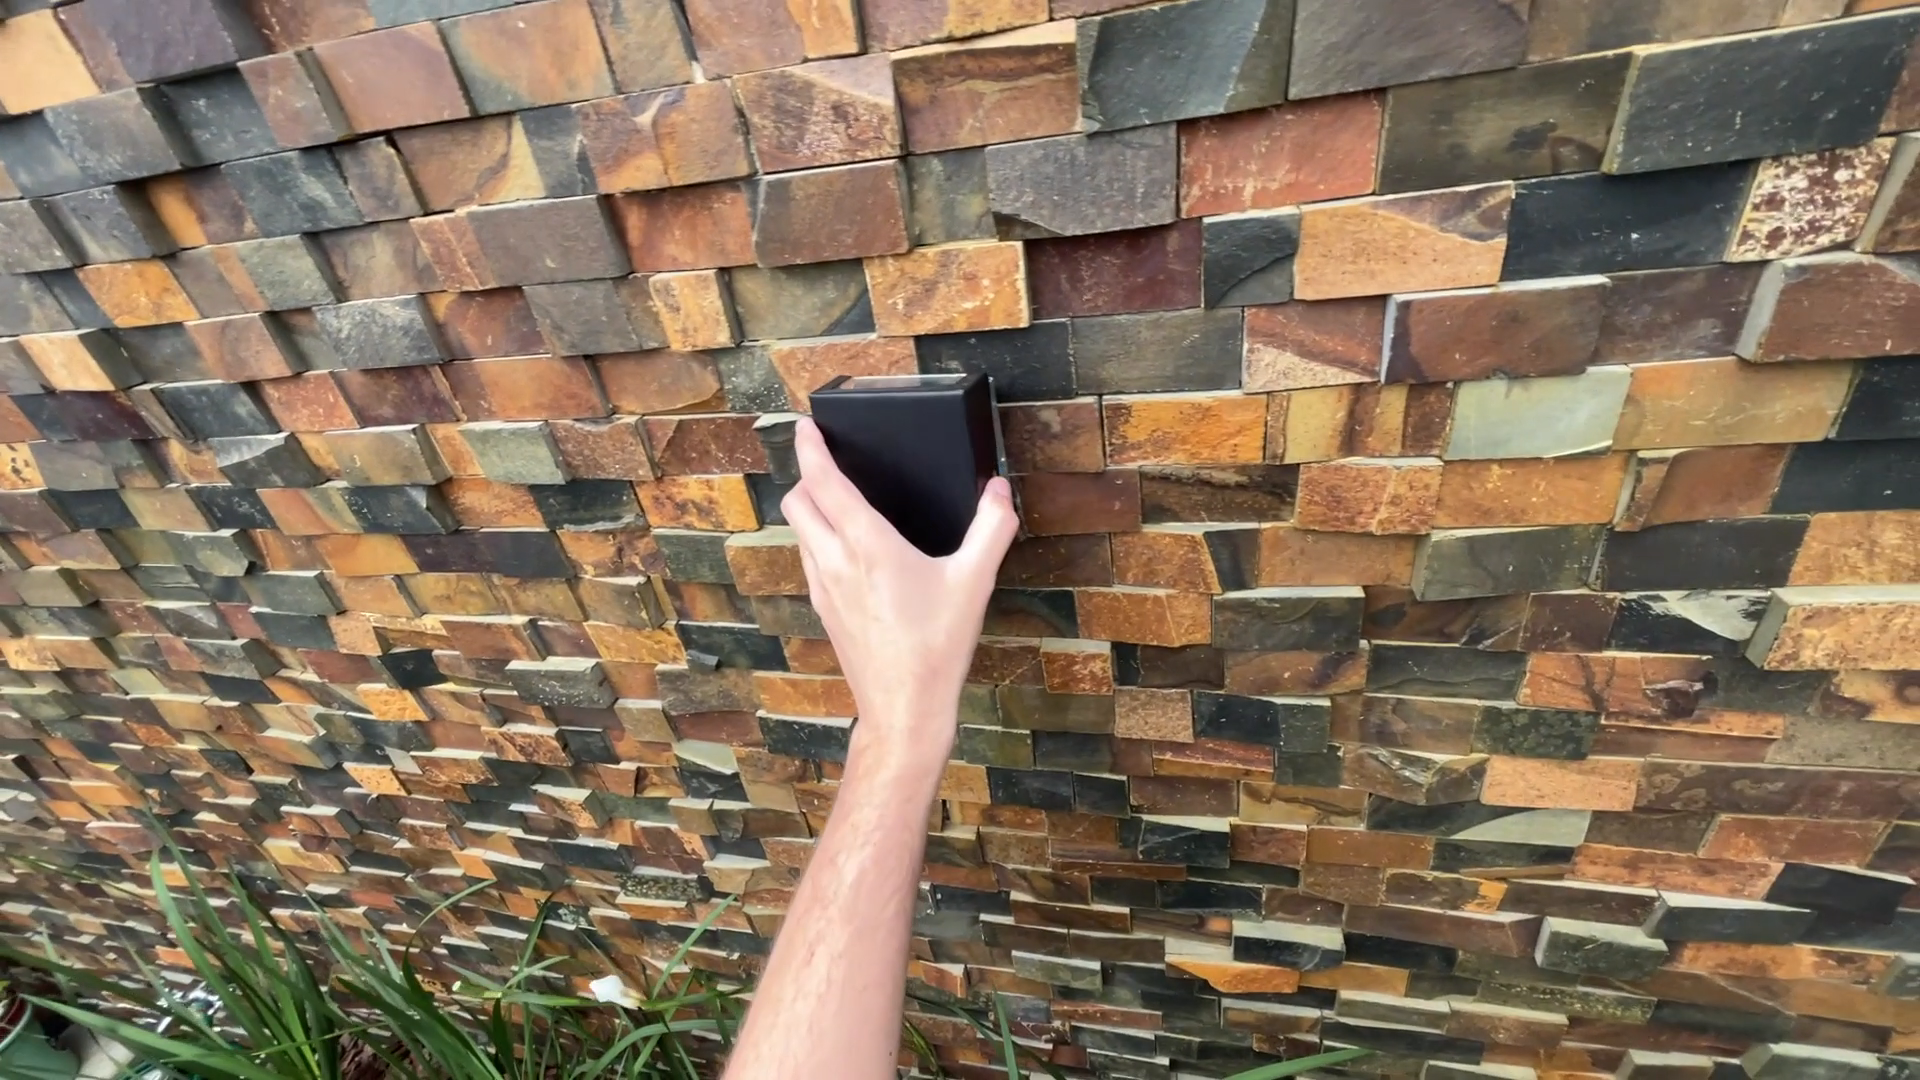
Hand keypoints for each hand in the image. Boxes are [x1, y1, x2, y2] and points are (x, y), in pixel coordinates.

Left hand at [780, 418, 1019, 783]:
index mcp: (868, 546)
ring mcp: (823, 587)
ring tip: (835, 500)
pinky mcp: (823, 609)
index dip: (811, 448)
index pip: (825, 482)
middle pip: (797, 502)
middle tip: (825, 462)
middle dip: (805, 475)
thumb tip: (999, 491)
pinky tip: (845, 551)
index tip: (806, 426)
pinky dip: (816, 539)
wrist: (903, 707)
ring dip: (809, 508)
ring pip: (798, 531)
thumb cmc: (937, 646)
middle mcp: (835, 561)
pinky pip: (808, 559)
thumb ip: (992, 529)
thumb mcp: (975, 582)